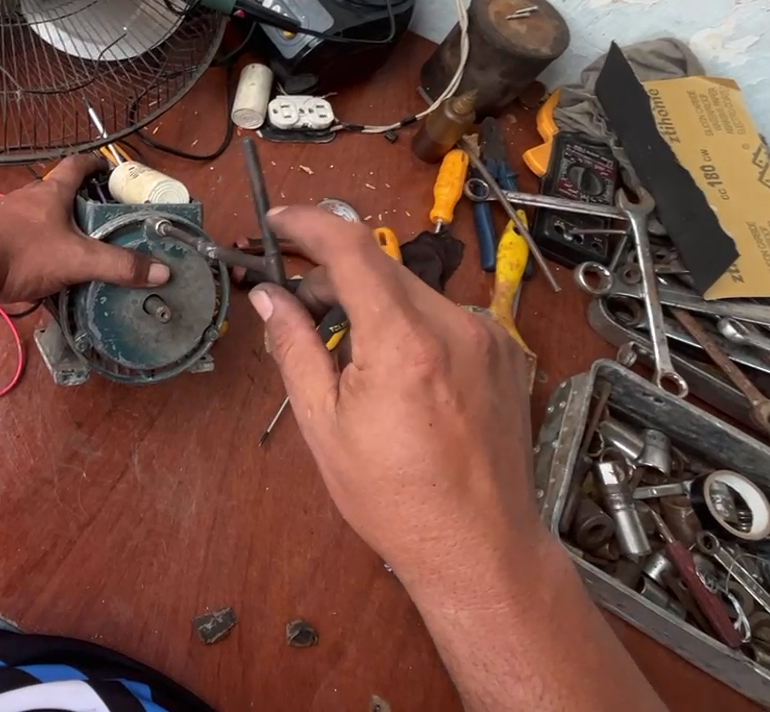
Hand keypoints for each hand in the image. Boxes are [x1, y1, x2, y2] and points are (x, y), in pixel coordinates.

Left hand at [0, 154, 169, 303]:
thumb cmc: (22, 252)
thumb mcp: (76, 260)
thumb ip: (118, 266)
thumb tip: (163, 272)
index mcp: (51, 193)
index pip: (77, 165)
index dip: (95, 164)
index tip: (108, 167)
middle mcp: (26, 198)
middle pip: (56, 192)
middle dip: (77, 202)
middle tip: (99, 218)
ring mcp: (3, 217)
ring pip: (35, 217)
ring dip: (53, 227)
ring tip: (73, 249)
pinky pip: (18, 239)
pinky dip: (32, 249)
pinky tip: (38, 271)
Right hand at [249, 205, 543, 597]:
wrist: (482, 548)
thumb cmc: (397, 497)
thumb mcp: (323, 423)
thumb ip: (293, 347)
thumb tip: (269, 298)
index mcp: (405, 341)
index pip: (351, 247)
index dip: (307, 223)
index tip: (278, 221)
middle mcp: (455, 324)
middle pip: (377, 264)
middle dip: (328, 273)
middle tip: (294, 304)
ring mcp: (486, 335)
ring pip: (407, 286)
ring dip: (364, 297)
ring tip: (340, 344)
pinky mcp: (501, 350)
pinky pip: (437, 311)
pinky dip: (401, 317)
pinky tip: (387, 362)